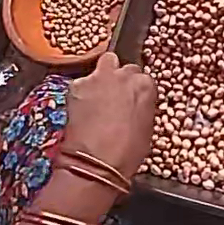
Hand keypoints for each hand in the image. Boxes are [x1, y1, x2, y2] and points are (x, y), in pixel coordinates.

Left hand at [60, 52, 156, 179]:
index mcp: (145, 85)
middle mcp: (124, 75)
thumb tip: (133, 105)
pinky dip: (82, 92)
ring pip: (104, 63)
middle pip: (124, 69)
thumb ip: (141, 107)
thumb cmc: (127, 152)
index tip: (130, 100)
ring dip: (103, 75)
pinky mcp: (77, 85)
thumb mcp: (146, 128)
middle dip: (120, 80)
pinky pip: (82, 82)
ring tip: (98, 94)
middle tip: (114, 97)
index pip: (142, 78)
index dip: (135, 90)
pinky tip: (81, 107)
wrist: (96, 161)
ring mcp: (99, 77)